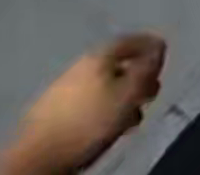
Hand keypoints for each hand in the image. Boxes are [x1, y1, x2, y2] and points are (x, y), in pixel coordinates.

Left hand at [0, 34, 166, 174]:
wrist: (34, 160)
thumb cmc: (90, 120)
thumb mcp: (130, 91)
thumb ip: (149, 66)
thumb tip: (160, 46)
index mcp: (100, 53)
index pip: (135, 39)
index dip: (154, 48)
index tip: (164, 64)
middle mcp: (80, 63)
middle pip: (119, 63)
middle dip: (138, 77)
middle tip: (150, 93)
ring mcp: (62, 87)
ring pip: (103, 84)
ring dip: (121, 96)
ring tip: (130, 116)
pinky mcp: (49, 111)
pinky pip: (86, 101)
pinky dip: (101, 108)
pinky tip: (104, 125)